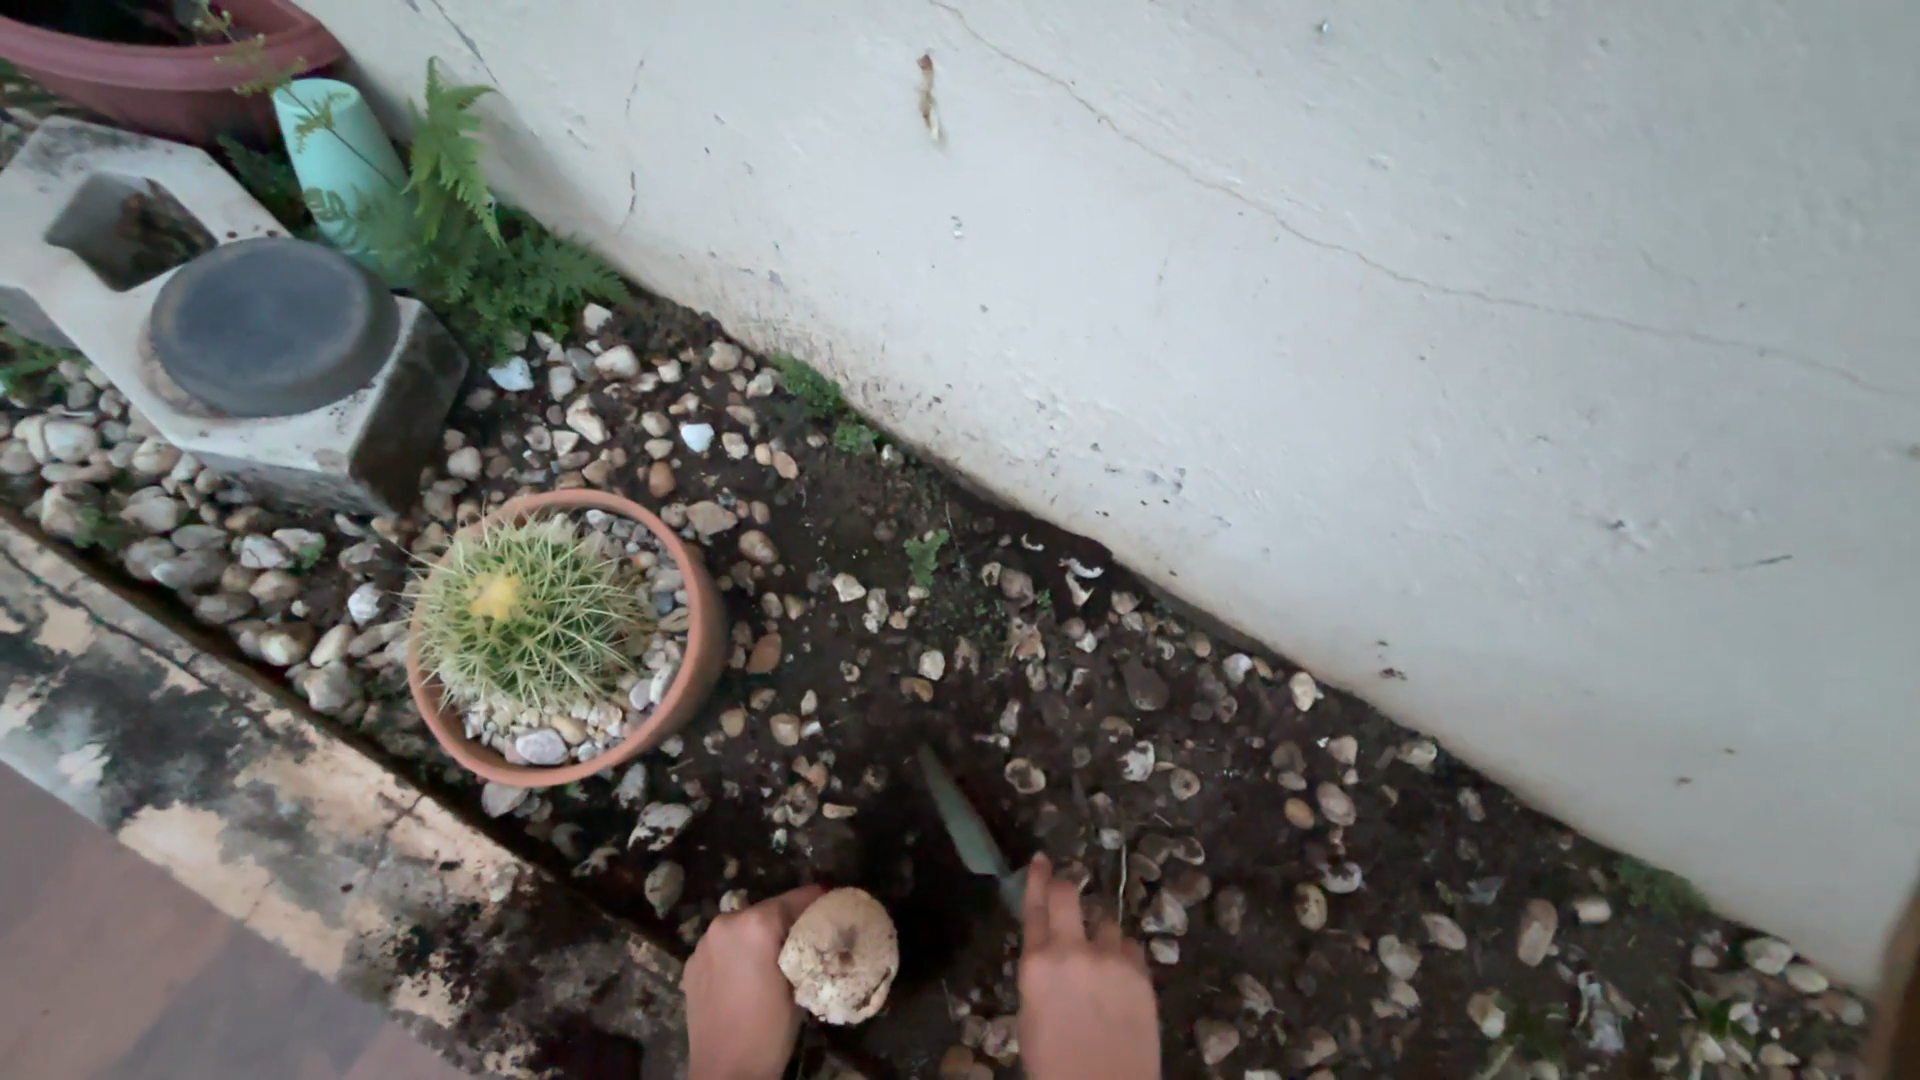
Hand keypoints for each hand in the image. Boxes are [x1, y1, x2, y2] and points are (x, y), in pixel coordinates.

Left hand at [683, 884, 824, 1079]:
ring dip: (759, 935)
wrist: (725, 1074)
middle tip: (805, 939)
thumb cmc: (769, 1029)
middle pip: (767, 910)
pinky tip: (747, 975)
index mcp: (756, 924)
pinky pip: (723, 946)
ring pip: (743, 926)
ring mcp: (704, 943)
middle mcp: (726, 923)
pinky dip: (737, 952)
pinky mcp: (691, 963)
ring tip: (774, 959)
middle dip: (786, 921)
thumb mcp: (799, 982)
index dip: (817, 901)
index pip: (796, 898)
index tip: (832, 904)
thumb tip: (816, 932)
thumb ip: (804, 948)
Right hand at [1018, 855, 1161, 1079]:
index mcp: (1036, 964)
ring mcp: (1109, 958)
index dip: (1037, 878)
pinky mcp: (1140, 973)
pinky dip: (1125, 956)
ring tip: (1102, 961)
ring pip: (1106, 921)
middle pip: (1067, 893)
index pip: (1034, 906)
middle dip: (1065, 884)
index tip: (1043, 859)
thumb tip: (1050, 953)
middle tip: (1067, 886)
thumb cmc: (1055, 1066)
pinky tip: (1122, 978)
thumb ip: (1039, 975)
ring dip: (1101, 933)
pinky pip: (1131, 947)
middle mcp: (1072, 951)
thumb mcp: (1031, 1017)